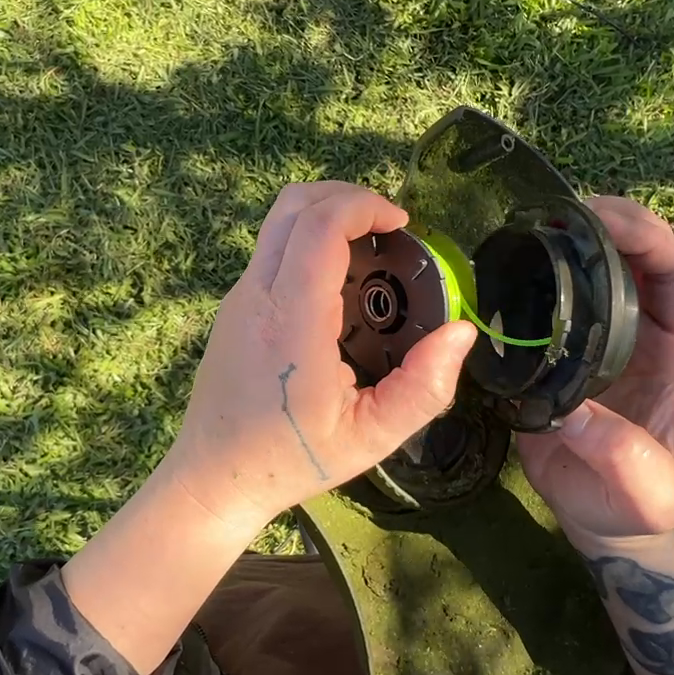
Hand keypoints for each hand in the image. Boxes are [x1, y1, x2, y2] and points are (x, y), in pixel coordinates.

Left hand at [160, 182, 477, 530]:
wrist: (212, 477)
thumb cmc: (290, 459)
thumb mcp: (371, 437)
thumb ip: (424, 388)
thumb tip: (461, 332)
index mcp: (291, 318)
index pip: (321, 224)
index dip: (365, 205)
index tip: (402, 224)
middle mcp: (257, 294)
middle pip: (294, 203)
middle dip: (347, 197)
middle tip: (388, 229)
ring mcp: (239, 297)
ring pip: (278, 222)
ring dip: (325, 216)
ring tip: (368, 255)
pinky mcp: (233, 306)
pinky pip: (271, 251)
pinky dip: (307, 241)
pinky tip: (338, 289)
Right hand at [517, 197, 673, 541]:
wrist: (600, 517)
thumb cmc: (633, 505)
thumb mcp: (644, 492)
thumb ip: (623, 457)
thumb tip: (573, 413)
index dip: (650, 240)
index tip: (600, 221)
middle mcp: (646, 334)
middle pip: (642, 256)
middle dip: (609, 222)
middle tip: (557, 211)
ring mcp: (604, 337)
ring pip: (600, 268)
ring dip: (573, 237)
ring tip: (530, 223)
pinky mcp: (565, 347)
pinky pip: (557, 295)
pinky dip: (539, 269)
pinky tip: (507, 261)